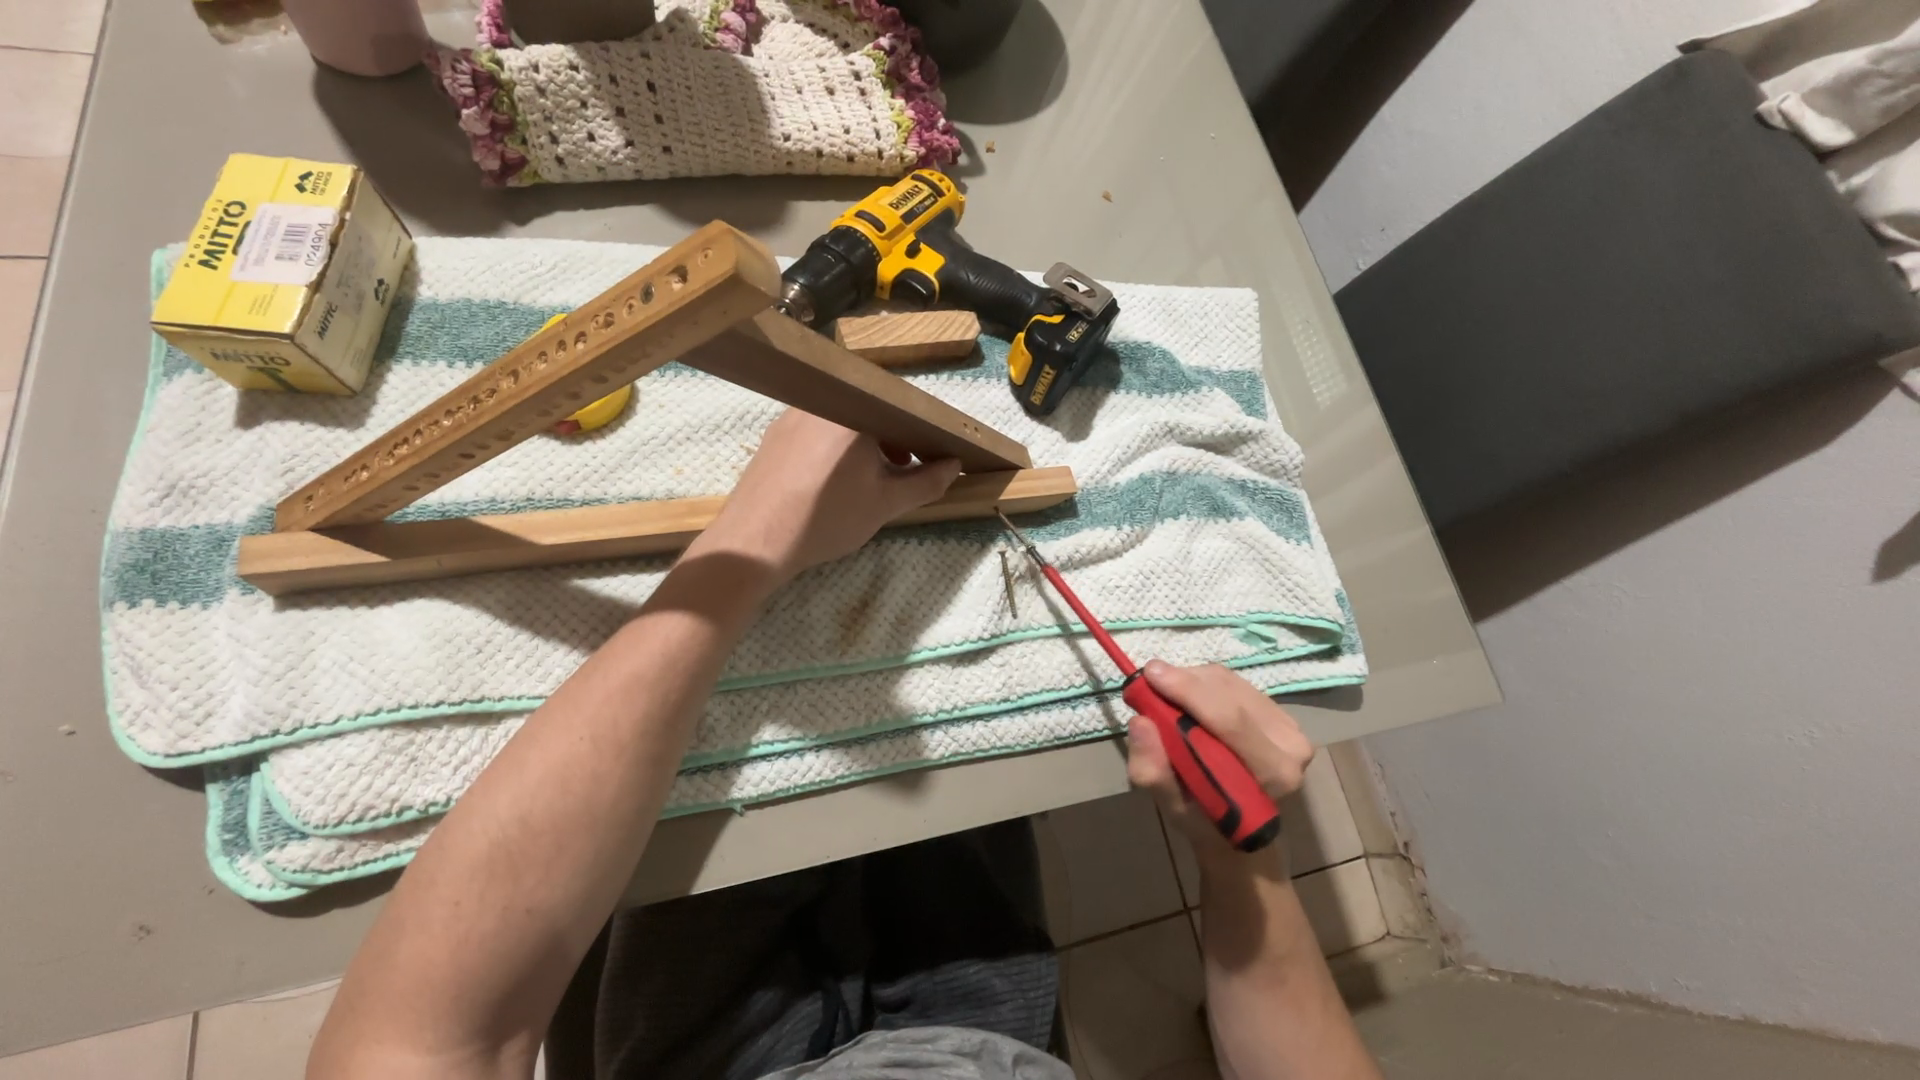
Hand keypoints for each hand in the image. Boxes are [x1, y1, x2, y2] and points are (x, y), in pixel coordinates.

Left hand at [694, 409, 962, 582]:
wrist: (755, 541)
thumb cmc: (827, 519)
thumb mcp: (886, 505)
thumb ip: (926, 482)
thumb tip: (954, 465)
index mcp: (855, 411)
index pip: (901, 404)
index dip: (919, 430)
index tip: (925, 457)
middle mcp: (823, 401)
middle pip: (871, 409)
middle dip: (892, 438)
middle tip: (901, 471)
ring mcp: (794, 414)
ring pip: (842, 419)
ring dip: (863, 443)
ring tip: (868, 480)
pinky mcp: (775, 432)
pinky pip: (817, 428)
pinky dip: (835, 447)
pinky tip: (832, 481)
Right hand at [1126, 661, 1314, 859]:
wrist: (1239, 824)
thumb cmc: (1206, 820)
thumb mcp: (1172, 807)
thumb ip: (1154, 770)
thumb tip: (1140, 723)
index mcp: (1273, 773)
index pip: (1229, 720)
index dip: (1189, 691)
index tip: (1150, 675)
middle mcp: (1291, 745)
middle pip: (1229, 693)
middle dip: (1185, 680)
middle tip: (1149, 679)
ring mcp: (1290, 725)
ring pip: (1230, 682)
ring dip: (1192, 679)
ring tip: (1166, 694)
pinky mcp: (1280, 712)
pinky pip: (1234, 682)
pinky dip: (1204, 682)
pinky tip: (1189, 696)